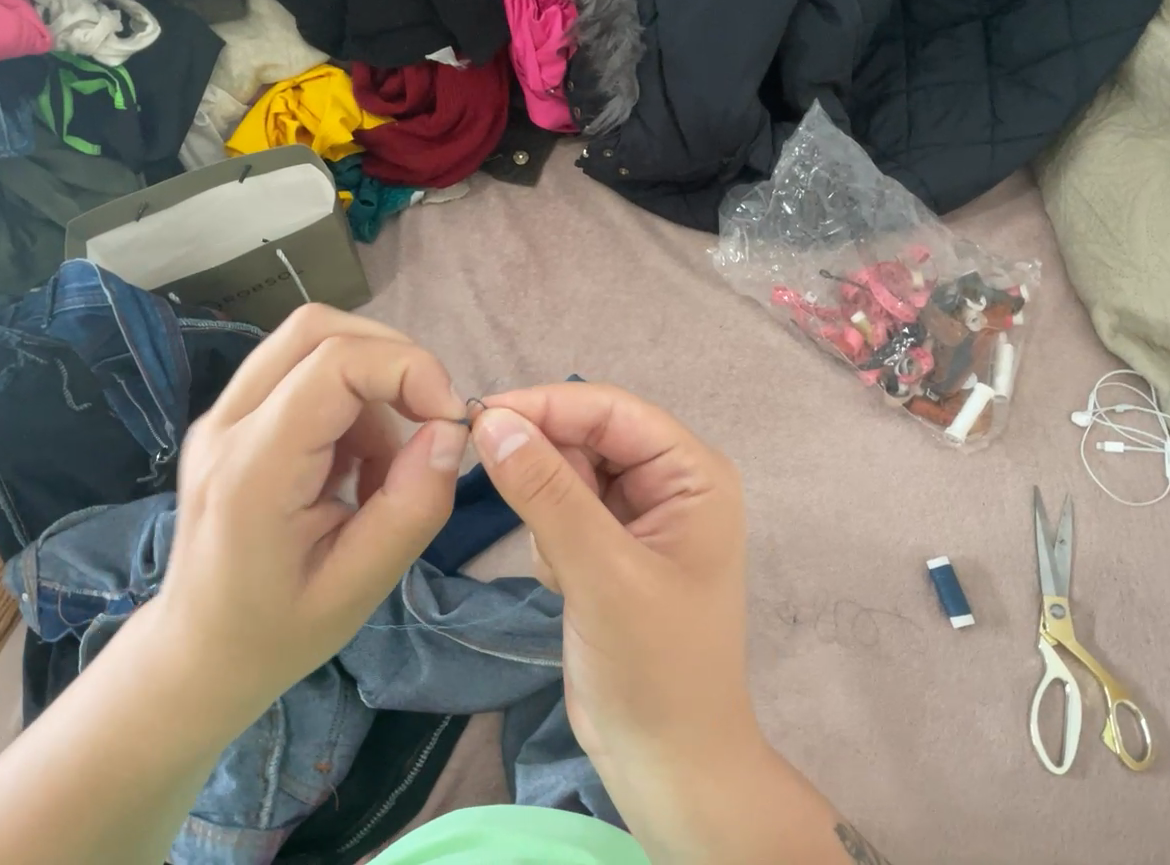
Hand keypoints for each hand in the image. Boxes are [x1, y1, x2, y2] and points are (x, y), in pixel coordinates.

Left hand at [153, 305, 469, 707]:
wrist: (198, 651)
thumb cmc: (278, 631)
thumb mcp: (360, 588)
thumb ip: (412, 507)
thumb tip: (449, 431)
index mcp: (252, 472)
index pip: (333, 364)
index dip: (408, 369)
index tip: (450, 418)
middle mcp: (227, 426)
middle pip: (317, 328)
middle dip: (394, 358)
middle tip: (430, 417)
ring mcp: (223, 416)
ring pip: (312, 341)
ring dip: (374, 383)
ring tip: (384, 464)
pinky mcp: (233, 418)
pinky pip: (305, 372)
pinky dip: (354, 400)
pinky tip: (356, 465)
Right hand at [468, 384, 759, 783]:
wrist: (665, 762)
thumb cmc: (653, 667)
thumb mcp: (601, 573)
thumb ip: (547, 492)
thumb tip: (492, 422)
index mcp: (693, 473)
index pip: (611, 411)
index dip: (546, 407)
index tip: (476, 417)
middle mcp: (671, 482)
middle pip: (588, 437)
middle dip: (548, 473)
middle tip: (526, 519)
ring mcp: (640, 516)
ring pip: (567, 475)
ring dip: (548, 517)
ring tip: (567, 575)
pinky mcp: (611, 547)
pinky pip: (562, 513)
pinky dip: (550, 543)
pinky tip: (568, 589)